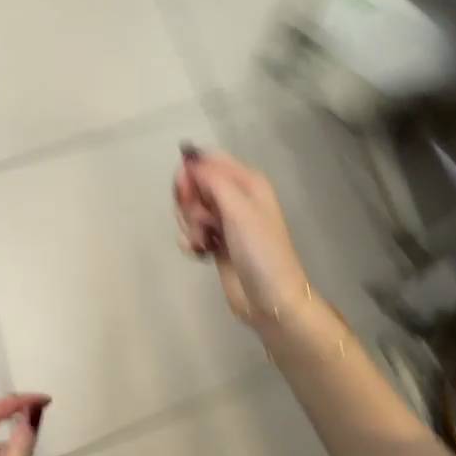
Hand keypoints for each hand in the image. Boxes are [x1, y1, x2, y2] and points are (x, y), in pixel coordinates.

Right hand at [173, 150, 311, 326]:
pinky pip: (191, 231)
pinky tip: (199, 253)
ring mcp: (224, 221)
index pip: (209, 161)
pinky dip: (190, 240)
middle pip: (195, 184)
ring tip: (204, 241)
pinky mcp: (215, 243)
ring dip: (190, 224)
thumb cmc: (260, 250)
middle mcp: (235, 197)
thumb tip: (189, 156)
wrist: (270, 299)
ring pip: (190, 209)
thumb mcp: (239, 209)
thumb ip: (212, 180)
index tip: (184, 192)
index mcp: (247, 181)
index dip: (191, 173)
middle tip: (200, 221)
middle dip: (190, 202)